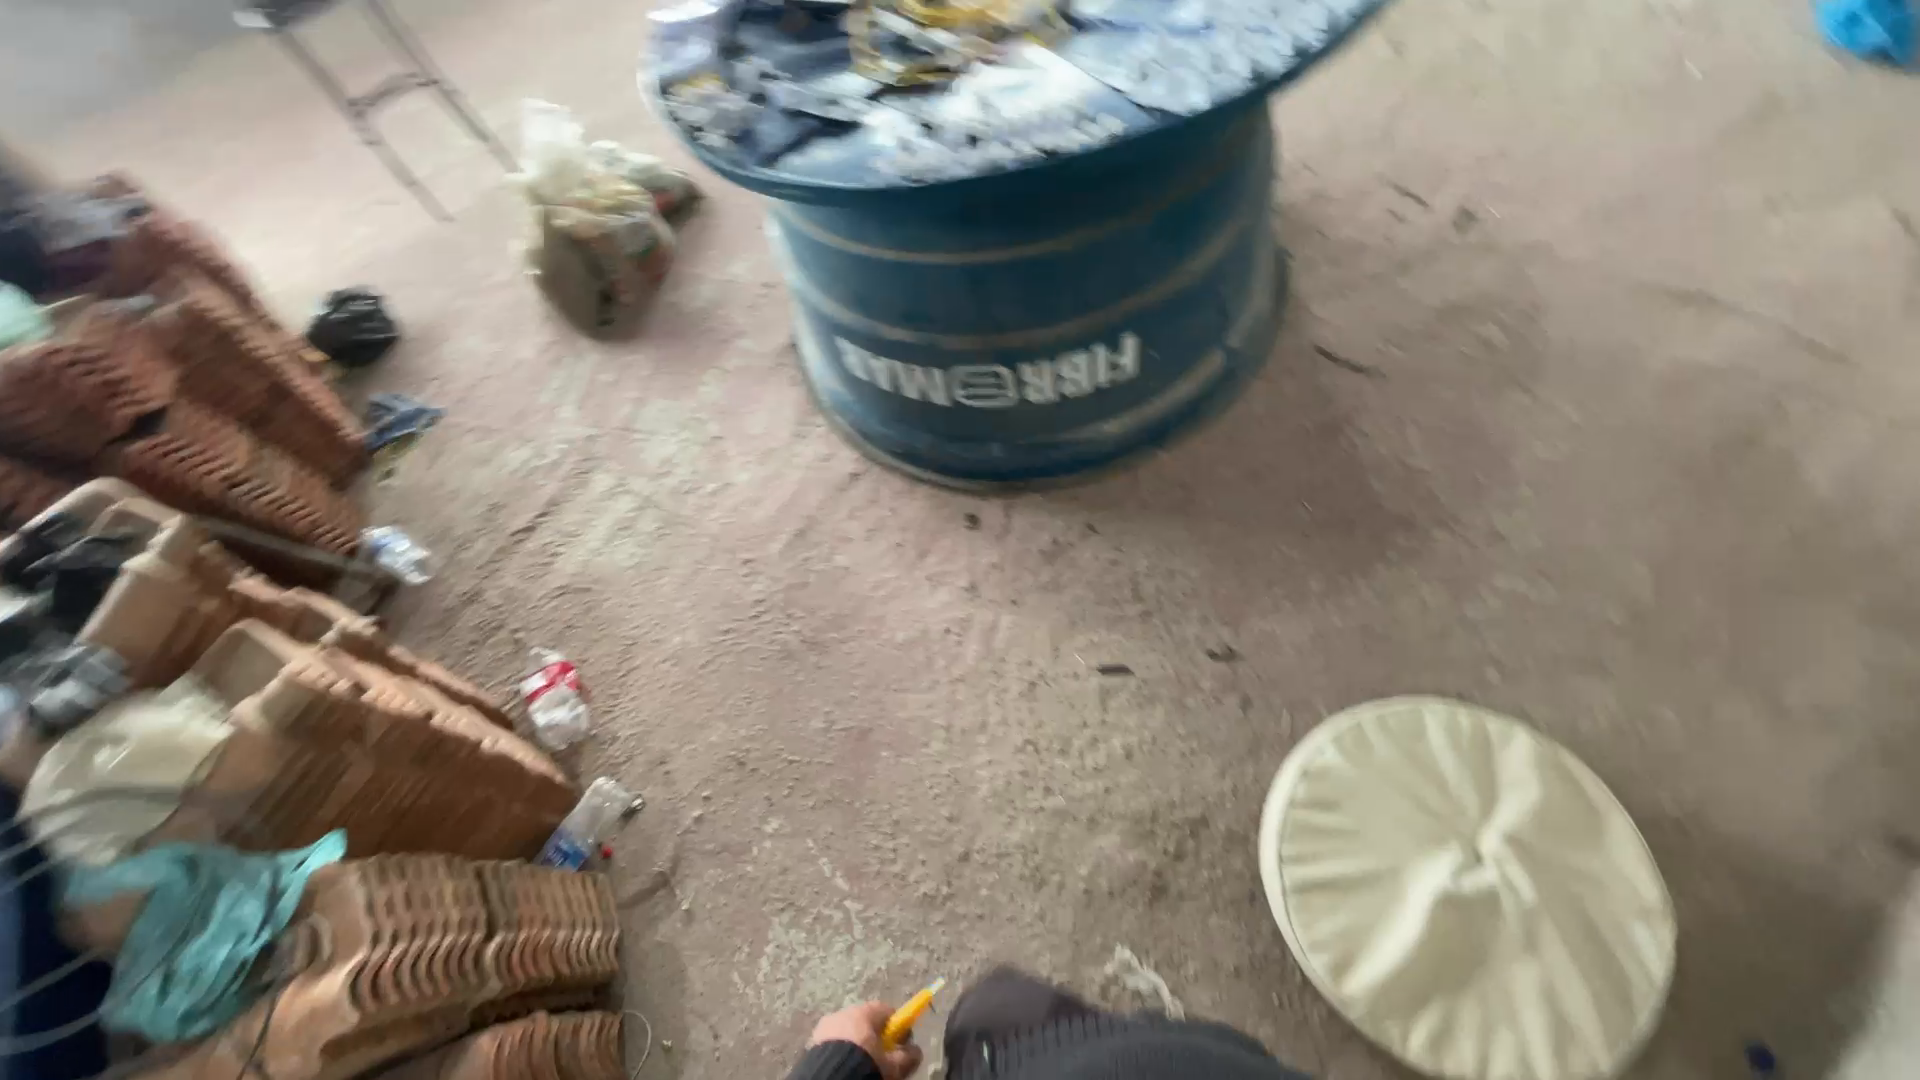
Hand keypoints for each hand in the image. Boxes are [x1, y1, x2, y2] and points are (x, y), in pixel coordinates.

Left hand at [809, 1001, 924, 1079]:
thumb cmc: (864, 1066)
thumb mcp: (891, 1067)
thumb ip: (907, 1056)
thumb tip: (916, 1051)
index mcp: (865, 1012)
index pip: (888, 1012)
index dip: (897, 1028)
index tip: (901, 1045)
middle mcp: (844, 1012)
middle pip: (866, 1021)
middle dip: (874, 1038)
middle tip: (880, 1059)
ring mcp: (826, 1025)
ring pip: (848, 1032)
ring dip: (855, 1044)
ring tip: (860, 1065)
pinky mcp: (812, 1041)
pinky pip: (833, 1043)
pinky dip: (840, 1052)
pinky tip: (845, 1067)